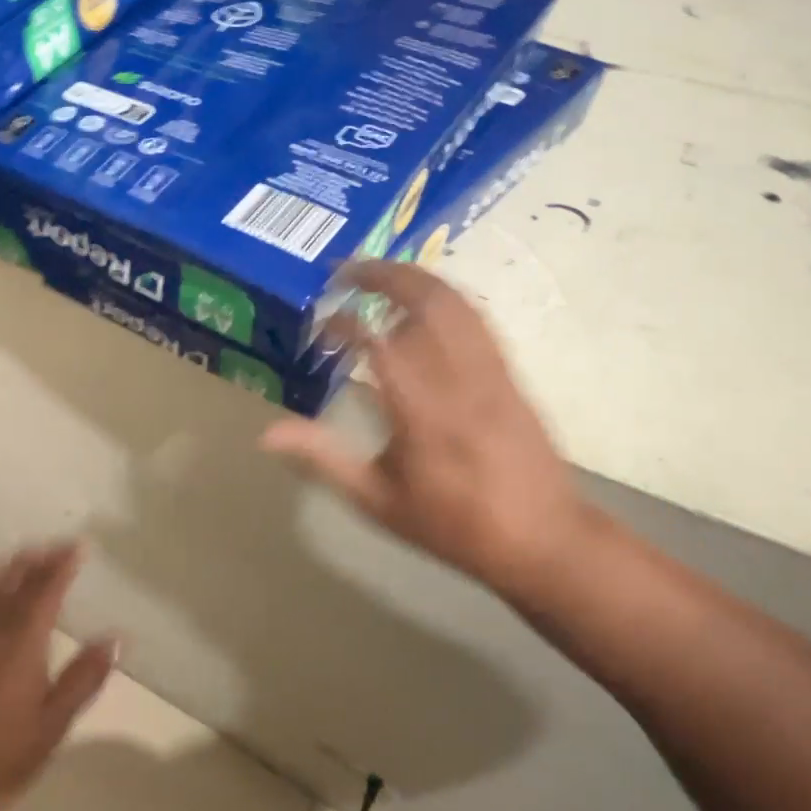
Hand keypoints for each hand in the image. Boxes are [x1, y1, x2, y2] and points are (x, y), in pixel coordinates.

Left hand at [0, 542, 118, 810]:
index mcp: (20, 640)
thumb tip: (118, 636)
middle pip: (14, 581)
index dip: (62, 564)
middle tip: (55, 544)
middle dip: (36, 559)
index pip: (45, 589)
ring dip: (9, 567)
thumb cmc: (3, 758)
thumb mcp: (54, 722)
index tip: (78, 545)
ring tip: (26, 556)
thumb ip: (85, 676)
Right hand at [262, 261, 594, 584]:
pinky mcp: (511, 375)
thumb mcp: (377, 501)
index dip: (345, 323)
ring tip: (378, 274)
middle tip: (345, 270)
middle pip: (428, 302)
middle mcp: (462, 381)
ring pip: (458, 303)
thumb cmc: (451, 525)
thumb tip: (267, 434)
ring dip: (416, 278)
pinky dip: (446, 297)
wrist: (543, 541)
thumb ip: (323, 460)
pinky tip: (424, 302)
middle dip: (384, 275)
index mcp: (423, 414)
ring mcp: (494, 373)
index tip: (319, 322)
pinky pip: (478, 319)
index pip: (380, 344)